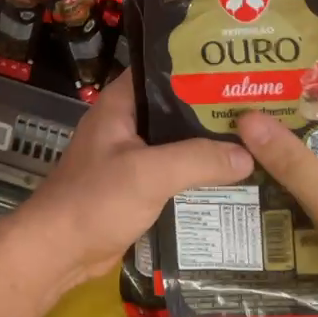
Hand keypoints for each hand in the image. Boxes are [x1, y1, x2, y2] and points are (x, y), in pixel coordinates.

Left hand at [6, 71, 252, 294]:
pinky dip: (196, 172)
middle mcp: (124, 123)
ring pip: (174, 141)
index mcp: (119, 104)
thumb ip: (196, 160)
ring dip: (205, 145)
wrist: (60, 249)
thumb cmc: (96, 200)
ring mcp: (128, 154)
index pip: (159, 70)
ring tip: (254, 143)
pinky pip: (171, 170)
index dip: (194, 67)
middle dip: (209, 110)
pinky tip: (231, 180)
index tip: (234, 71)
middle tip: (256, 111)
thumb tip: (247, 154)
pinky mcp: (135, 184)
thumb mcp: (149, 174)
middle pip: (172, 107)